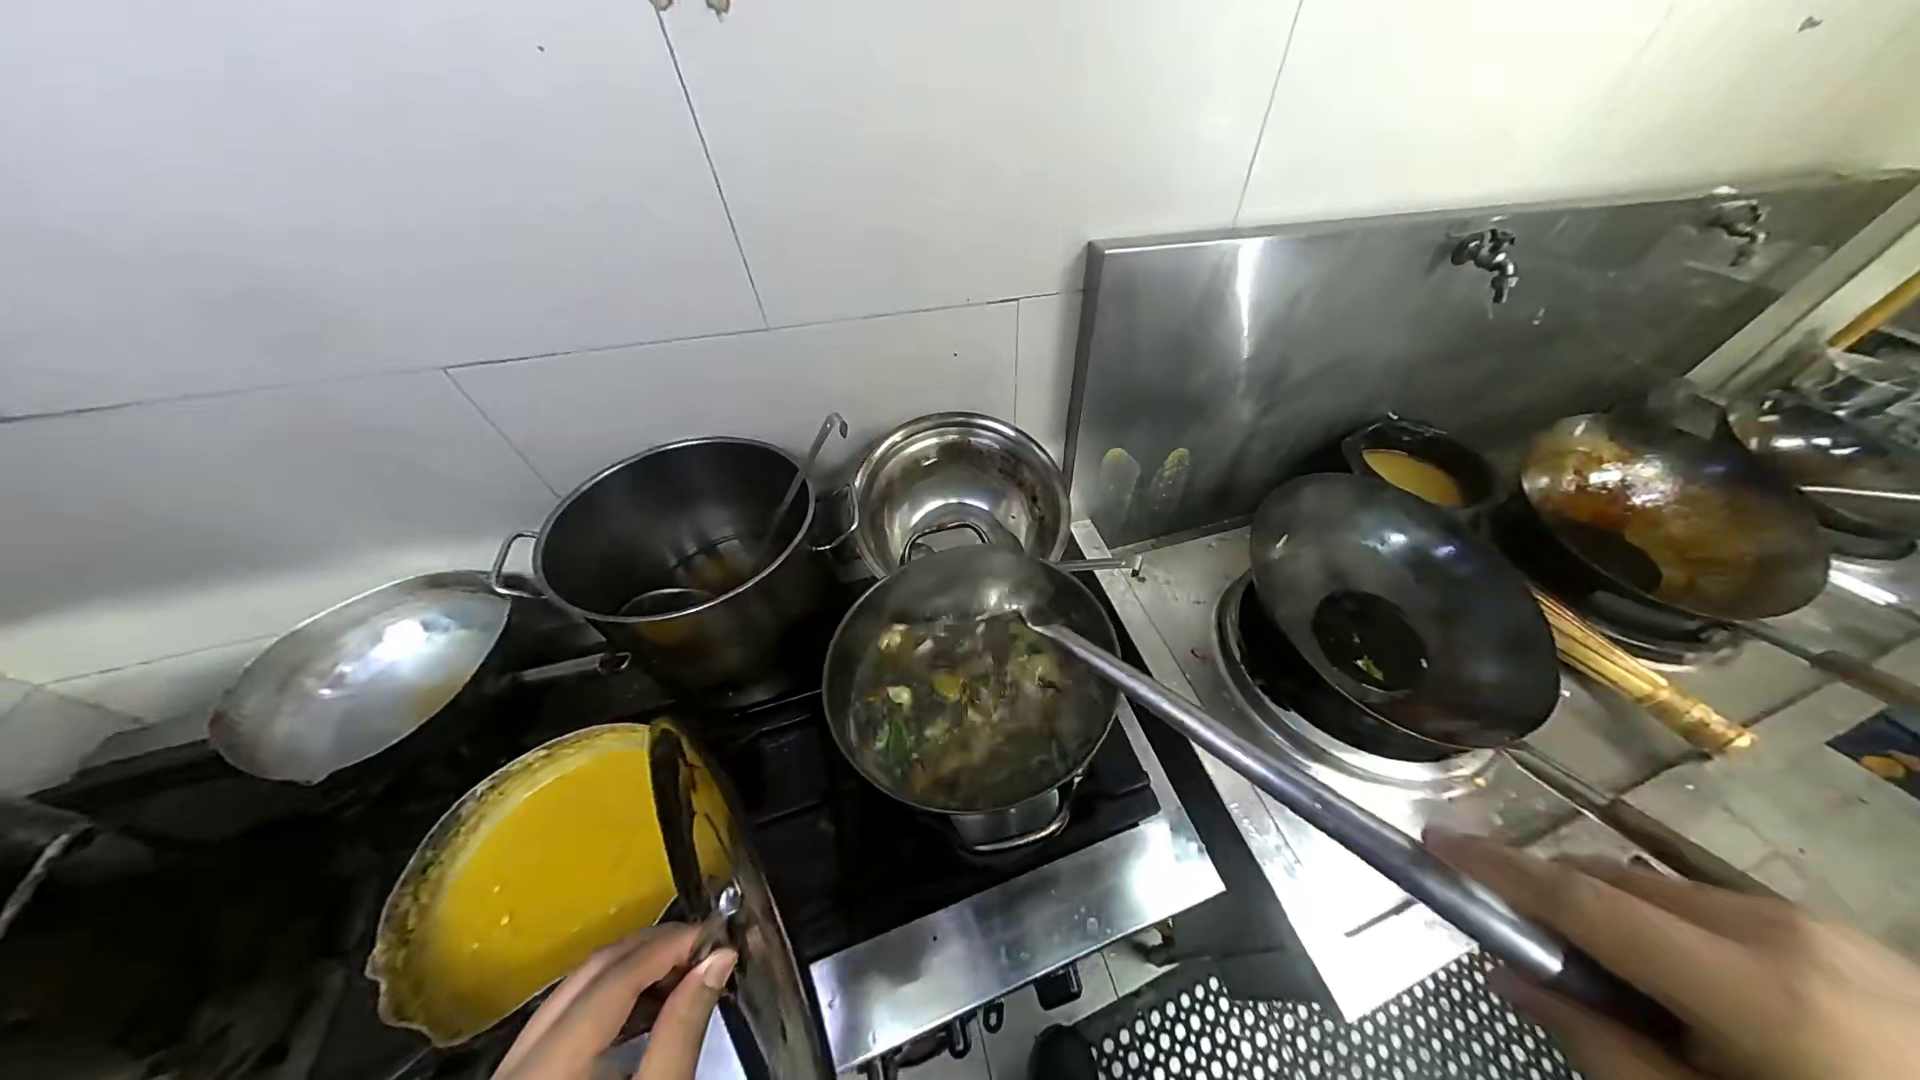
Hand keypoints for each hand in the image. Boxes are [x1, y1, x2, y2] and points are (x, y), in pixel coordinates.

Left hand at [490, 924, 736, 1079]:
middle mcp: (518, 1060)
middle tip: (706, 947)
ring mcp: (512, 1070)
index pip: (615, 977)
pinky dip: (612, 996)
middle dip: (654, 949)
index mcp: (549, 1069)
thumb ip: (683, 1028)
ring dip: (635, 968)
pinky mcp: (520, 1079)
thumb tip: (718, 959)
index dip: (670, 946)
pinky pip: (566, 1014)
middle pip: (591, 972)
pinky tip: (648, 1003)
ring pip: (576, 988)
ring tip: (685, 970)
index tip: (717, 937)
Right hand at [1428, 831, 1919, 1079]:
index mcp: (1752, 989)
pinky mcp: (1850, 936)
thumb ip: (1598, 1047)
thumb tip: (1509, 976)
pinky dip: (1668, 923)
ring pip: (1658, 886)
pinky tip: (1690, 983)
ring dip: (1608, 909)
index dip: (1495, 867)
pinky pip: (1716, 906)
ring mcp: (1823, 927)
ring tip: (1614, 972)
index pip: (1582, 901)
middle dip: (1549, 893)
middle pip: (1613, 880)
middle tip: (1521, 937)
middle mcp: (1778, 932)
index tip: (1432, 840)